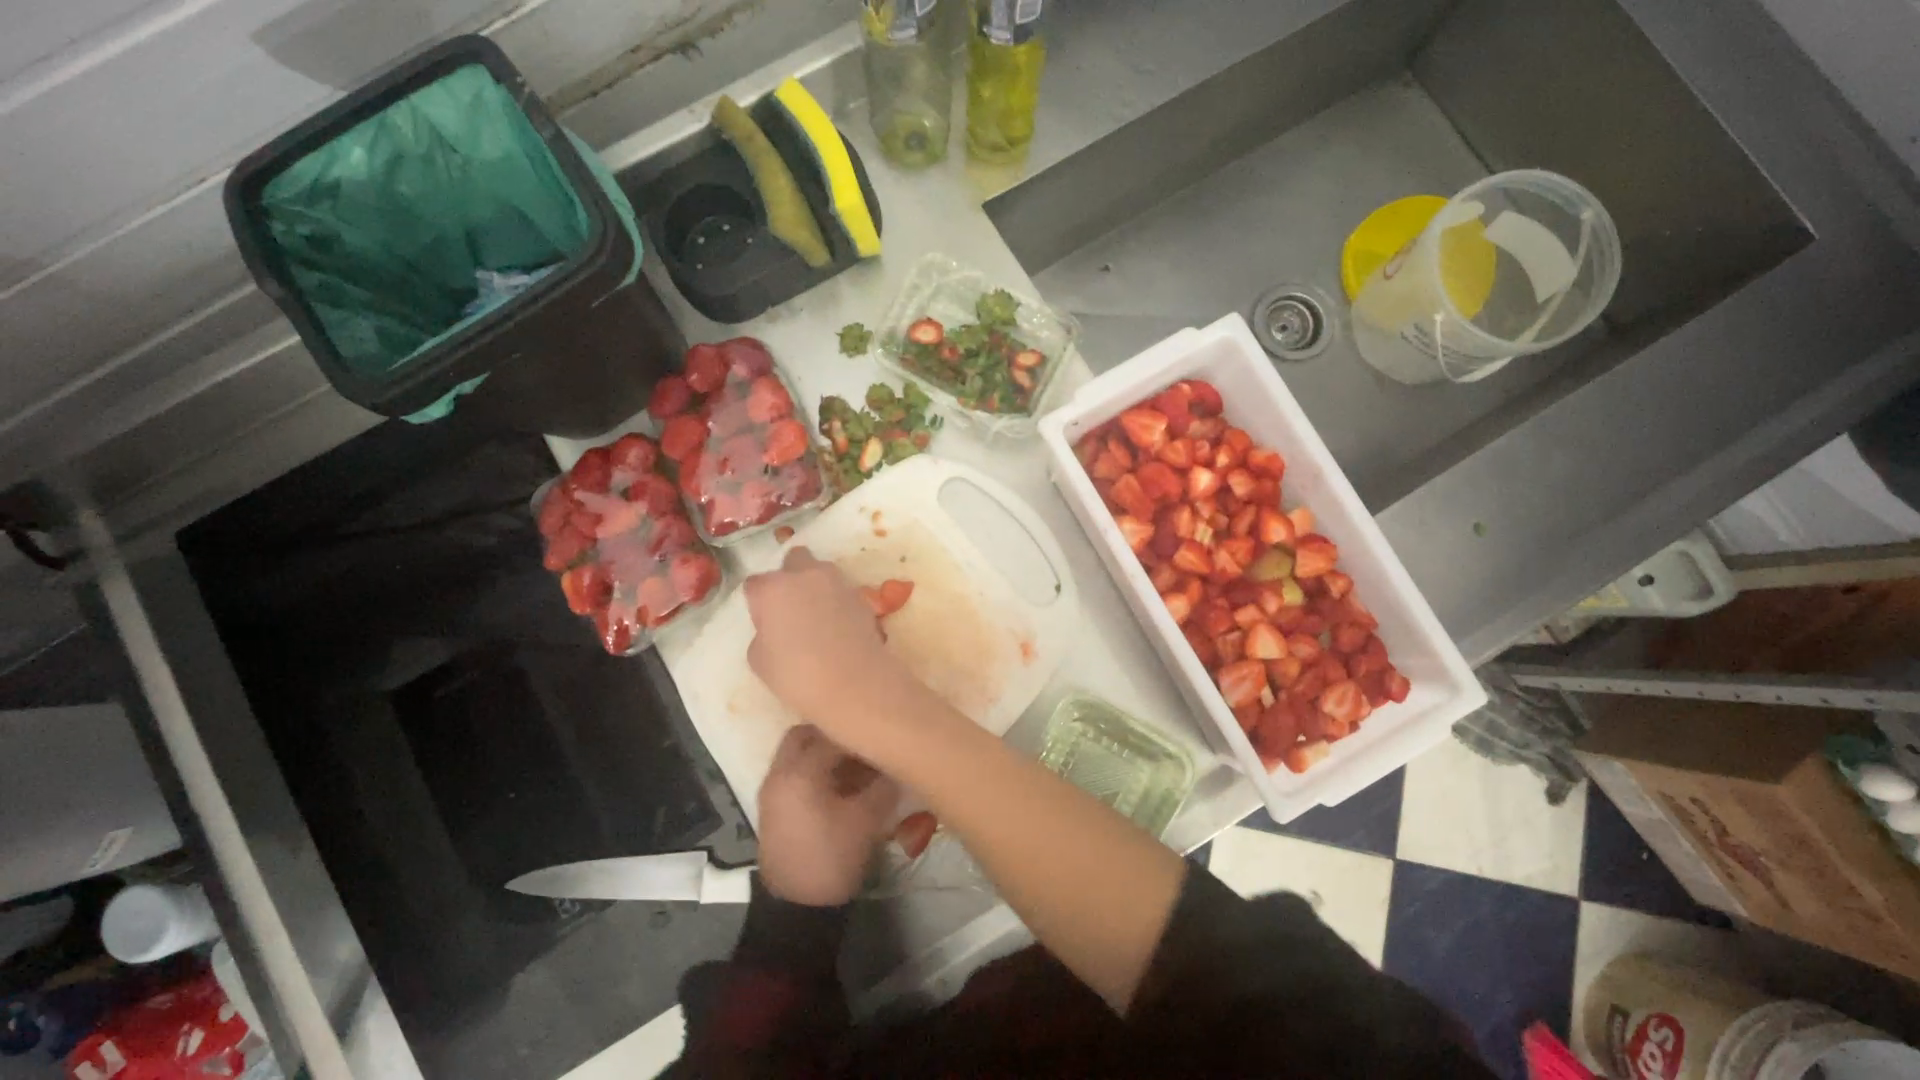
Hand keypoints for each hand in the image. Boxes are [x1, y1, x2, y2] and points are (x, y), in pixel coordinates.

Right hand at [745, 547, 909, 740]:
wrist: (855, 683)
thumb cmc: (797, 675)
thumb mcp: (759, 660)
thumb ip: (762, 633)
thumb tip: (774, 627)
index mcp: (772, 588)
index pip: (754, 584)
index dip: (757, 602)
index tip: (762, 620)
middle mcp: (805, 575)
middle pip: (794, 560)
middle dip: (789, 575)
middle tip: (790, 606)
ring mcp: (837, 583)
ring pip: (821, 571)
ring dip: (816, 585)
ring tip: (817, 616)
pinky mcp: (862, 597)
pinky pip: (842, 592)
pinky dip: (837, 602)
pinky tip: (838, 627)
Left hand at [756, 724, 899, 905]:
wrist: (797, 908)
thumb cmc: (832, 858)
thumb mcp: (867, 821)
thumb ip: (884, 785)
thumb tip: (896, 765)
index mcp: (799, 771)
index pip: (832, 734)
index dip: (861, 734)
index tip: (883, 736)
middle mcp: (780, 773)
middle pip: (805, 735)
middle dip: (835, 735)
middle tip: (864, 745)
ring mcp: (773, 791)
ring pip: (797, 754)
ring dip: (824, 754)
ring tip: (859, 766)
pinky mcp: (774, 808)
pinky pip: (794, 774)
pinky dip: (816, 771)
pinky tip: (844, 786)